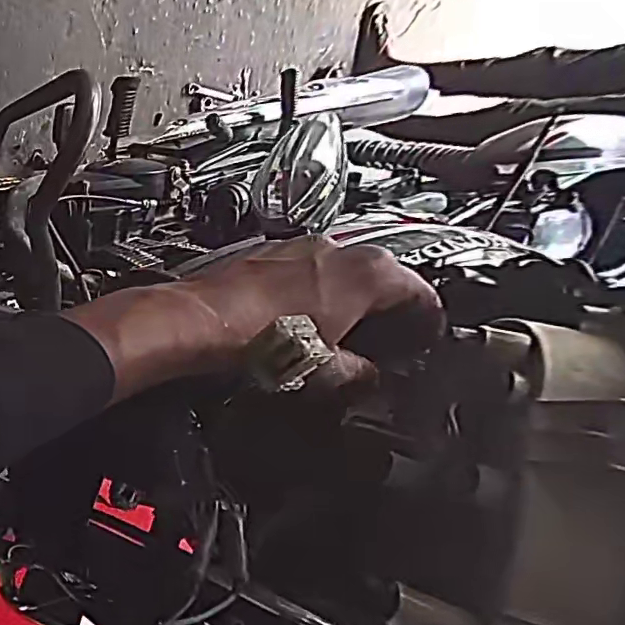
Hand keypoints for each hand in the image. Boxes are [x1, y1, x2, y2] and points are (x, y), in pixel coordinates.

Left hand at [63, 236, 443, 401]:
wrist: (198, 320)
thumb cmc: (258, 338)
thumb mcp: (324, 369)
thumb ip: (360, 372)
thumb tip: (368, 376)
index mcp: (368, 272)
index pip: (421, 295)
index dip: (425, 326)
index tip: (421, 345)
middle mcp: (335, 249)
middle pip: (379, 281)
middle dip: (383, 313)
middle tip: (379, 344)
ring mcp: (296, 248)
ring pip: (338, 274)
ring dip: (343, 301)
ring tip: (333, 336)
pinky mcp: (263, 255)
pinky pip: (301, 274)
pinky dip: (307, 295)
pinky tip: (292, 321)